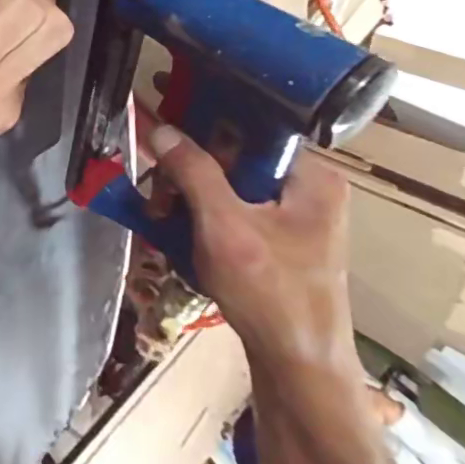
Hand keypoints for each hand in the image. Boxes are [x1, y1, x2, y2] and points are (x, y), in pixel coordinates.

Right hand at [146, 126, 356, 371]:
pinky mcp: (276, 238)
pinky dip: (200, 210)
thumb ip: (193, 172)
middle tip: (155, 172)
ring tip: (158, 208)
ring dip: (189, 189)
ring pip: (228, 180)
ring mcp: (292, 214)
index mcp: (310, 176)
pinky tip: (174, 223)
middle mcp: (306, 187)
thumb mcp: (225, 228)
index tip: (166, 90)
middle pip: (234, 151)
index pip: (253, 120)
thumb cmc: (272, 295)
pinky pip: (230, 206)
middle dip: (189, 161)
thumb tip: (161, 128)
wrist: (298, 372)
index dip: (207, 104)